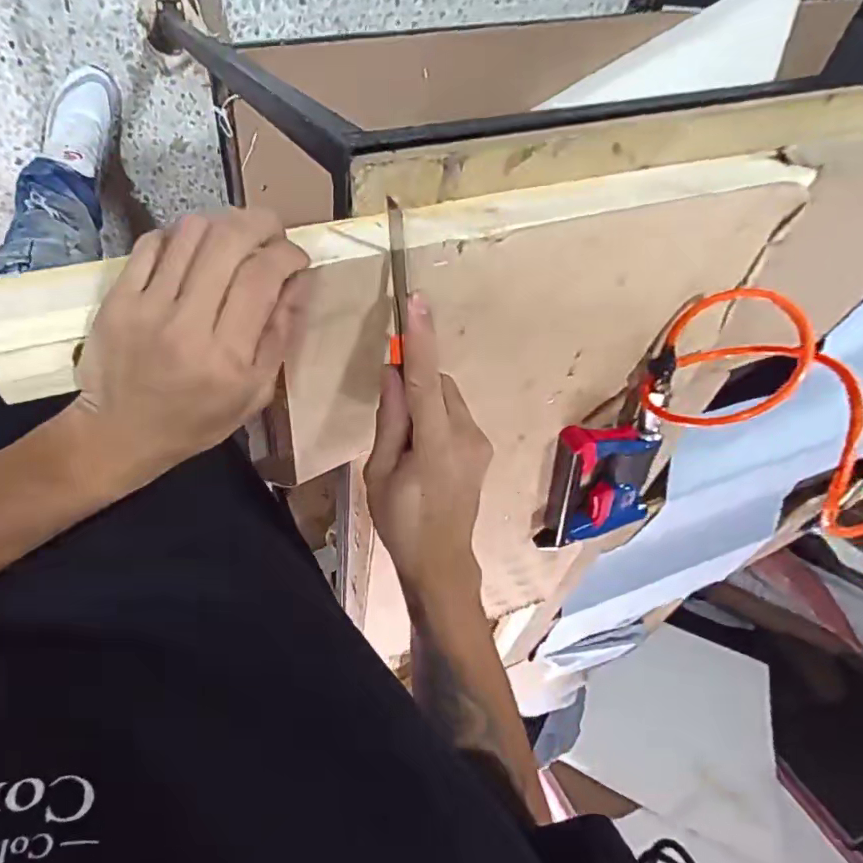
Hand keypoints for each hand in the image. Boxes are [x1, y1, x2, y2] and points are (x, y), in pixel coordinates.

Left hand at [71, 208, 307, 480]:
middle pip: (228, 241)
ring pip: (191, 233)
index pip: (262, 277)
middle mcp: (187, 324)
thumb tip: (297, 282)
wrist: (120, 433)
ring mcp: (146, 306)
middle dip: (260, 223)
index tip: (297, 257)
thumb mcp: (254, 394)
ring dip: (222, 223)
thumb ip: (278, 337)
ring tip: (234, 238)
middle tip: (271, 230)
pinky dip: (181, 236)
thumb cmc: (196, 420)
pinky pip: (153, 243)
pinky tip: (193, 250)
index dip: (288, 254)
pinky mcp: (118, 297)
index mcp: (226, 355)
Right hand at [363, 292, 492, 594]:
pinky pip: (454, 415)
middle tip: (390, 418)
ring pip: (447, 398)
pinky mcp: (482, 448)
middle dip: (413, 385)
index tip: (417, 302)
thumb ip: (390, 419)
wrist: (441, 561)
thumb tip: (392, 372)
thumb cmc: (400, 521)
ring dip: (425, 403)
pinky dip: (435, 416)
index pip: (426, 381)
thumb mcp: (379, 471)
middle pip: (438, 384)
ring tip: (406, 445)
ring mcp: (479, 442)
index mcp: (436, 445)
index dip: (421, 339)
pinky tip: (423, 450)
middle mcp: (467, 436)